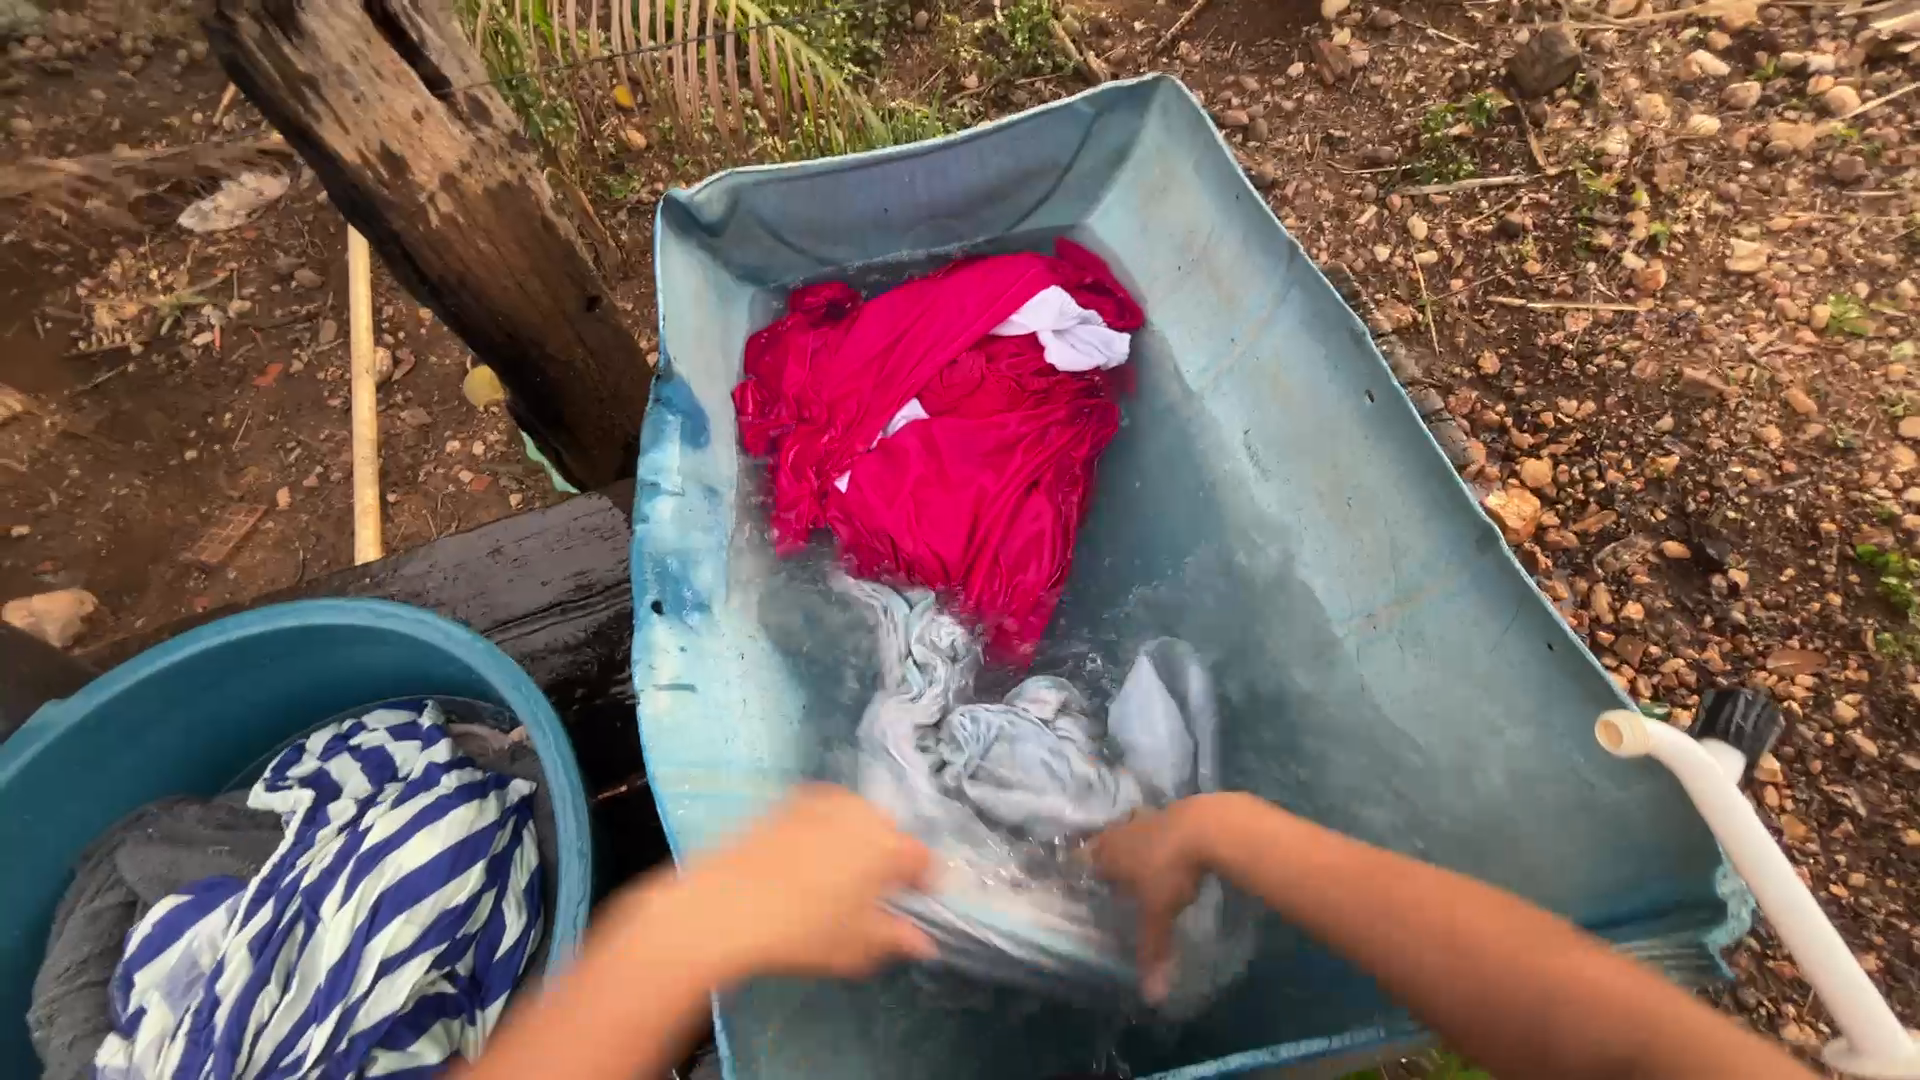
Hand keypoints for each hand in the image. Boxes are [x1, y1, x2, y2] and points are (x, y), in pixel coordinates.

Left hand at [630, 784, 937, 981]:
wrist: (727, 905)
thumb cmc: (802, 930)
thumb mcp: (855, 946)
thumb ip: (896, 938)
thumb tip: (922, 941)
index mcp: (888, 847)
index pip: (923, 857)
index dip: (923, 880)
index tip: (913, 900)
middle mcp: (863, 814)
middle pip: (891, 831)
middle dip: (889, 856)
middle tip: (875, 891)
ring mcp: (827, 802)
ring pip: (859, 816)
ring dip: (860, 838)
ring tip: (841, 873)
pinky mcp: (794, 800)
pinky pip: (827, 810)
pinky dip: (829, 827)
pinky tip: (811, 856)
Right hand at [1090, 797, 1217, 1001]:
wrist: (1203, 827)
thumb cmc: (1170, 870)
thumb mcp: (1160, 913)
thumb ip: (1153, 949)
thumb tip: (1151, 996)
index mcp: (1109, 855)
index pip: (1085, 860)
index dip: (1082, 868)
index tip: (1081, 877)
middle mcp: (1119, 833)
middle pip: (1102, 841)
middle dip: (1102, 853)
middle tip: (1106, 868)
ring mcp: (1143, 818)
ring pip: (1125, 827)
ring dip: (1127, 839)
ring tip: (1133, 854)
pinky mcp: (1167, 811)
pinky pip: (1150, 821)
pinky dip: (1152, 832)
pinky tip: (1164, 842)